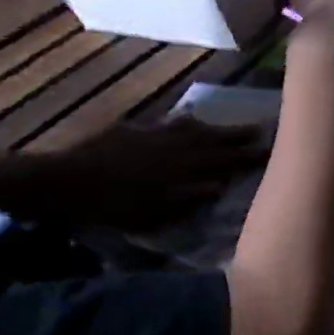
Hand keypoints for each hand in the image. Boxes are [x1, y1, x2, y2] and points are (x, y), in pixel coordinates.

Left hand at [0, 118, 267, 228]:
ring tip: (225, 126)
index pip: (225, 160)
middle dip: (236, 135)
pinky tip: (181, 122)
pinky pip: (163, 125)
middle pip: (211, 139)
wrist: (62, 183)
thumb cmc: (113, 207)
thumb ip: (189, 198)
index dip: (248, 156)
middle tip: (260, 128)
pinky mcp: (127, 133)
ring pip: (189, 128)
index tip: (272, 151)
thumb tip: (220, 185)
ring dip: (211, 127)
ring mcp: (150, 137)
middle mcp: (172, 147)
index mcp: (183, 168)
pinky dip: (178, 124)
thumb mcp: (156, 212)